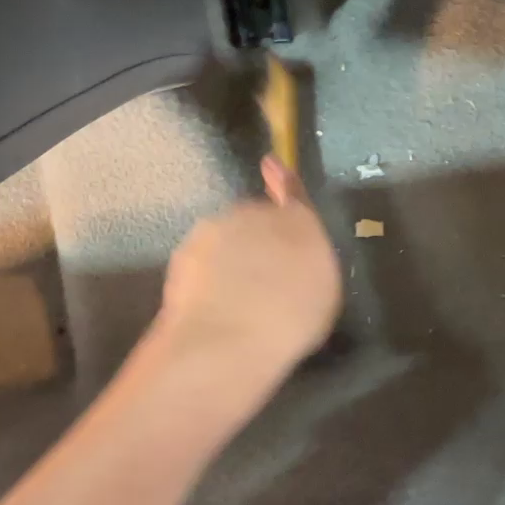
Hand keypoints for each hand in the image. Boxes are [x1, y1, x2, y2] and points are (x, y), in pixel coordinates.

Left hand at [156, 157, 341, 368]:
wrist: (227, 340)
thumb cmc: (291, 315)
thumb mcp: (323, 285)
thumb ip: (311, 252)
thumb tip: (296, 238)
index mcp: (296, 221)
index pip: (291, 192)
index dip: (283, 180)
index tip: (271, 165)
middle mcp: (250, 215)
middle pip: (255, 218)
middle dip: (259, 237)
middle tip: (267, 275)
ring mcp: (211, 234)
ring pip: (224, 238)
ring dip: (230, 257)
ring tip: (238, 297)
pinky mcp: (181, 258)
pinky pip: (201, 262)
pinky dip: (207, 276)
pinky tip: (216, 305)